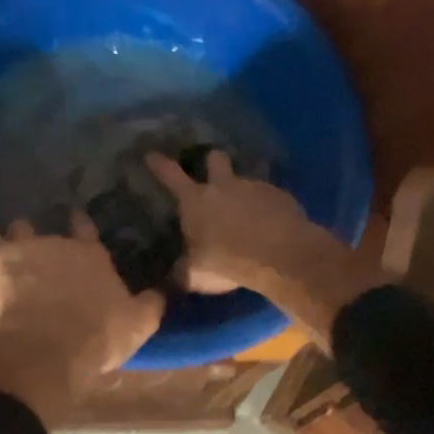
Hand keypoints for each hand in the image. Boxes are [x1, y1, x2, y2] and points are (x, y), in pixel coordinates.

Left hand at [0, 208, 165, 425]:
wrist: (48, 344)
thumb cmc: (96, 335)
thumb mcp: (138, 324)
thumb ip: (154, 302)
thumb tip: (173, 284)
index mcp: (92, 257)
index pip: (88, 234)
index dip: (83, 228)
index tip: (79, 220)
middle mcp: (59, 244)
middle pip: (53, 232)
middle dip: (50, 235)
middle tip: (47, 240)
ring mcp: (25, 246)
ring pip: (20, 229)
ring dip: (18, 232)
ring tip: (14, 230)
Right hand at [146, 152, 389, 347]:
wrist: (281, 257)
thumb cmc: (228, 262)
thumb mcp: (195, 274)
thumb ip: (182, 272)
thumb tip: (171, 279)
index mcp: (195, 201)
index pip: (170, 176)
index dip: (159, 164)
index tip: (152, 154)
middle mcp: (223, 186)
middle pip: (215, 158)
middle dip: (212, 161)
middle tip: (214, 173)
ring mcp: (254, 187)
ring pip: (245, 180)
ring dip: (244, 193)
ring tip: (250, 215)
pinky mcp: (281, 195)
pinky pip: (270, 197)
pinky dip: (268, 208)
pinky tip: (272, 225)